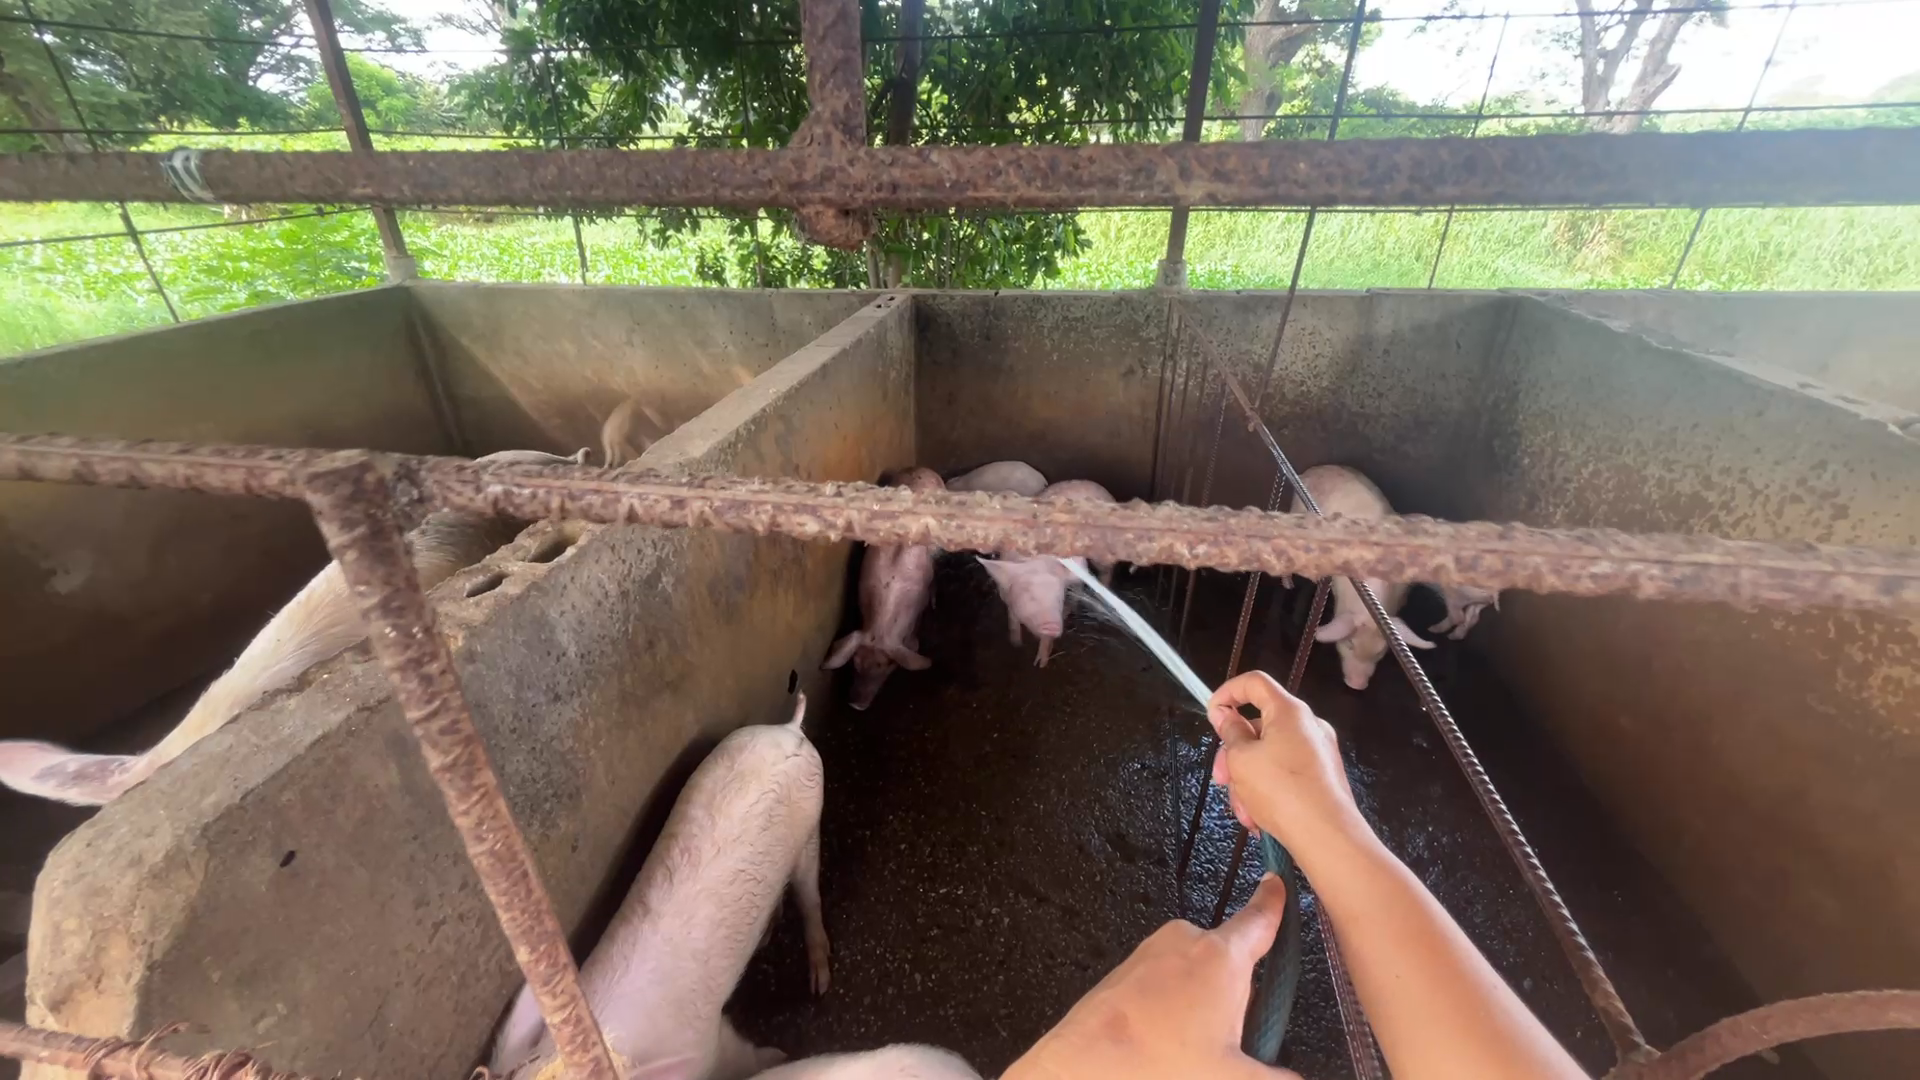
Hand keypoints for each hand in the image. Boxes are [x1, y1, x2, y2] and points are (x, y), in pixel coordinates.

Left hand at [1003, 876, 1299, 1079]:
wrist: (1088, 1062)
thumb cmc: (1163, 1062)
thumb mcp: (1236, 1078)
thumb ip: (1280, 1078)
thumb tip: (1296, 1078)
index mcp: (1220, 957)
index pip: (1257, 920)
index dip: (1272, 901)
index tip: (1275, 879)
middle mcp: (1186, 941)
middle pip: (1228, 961)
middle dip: (1236, 996)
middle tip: (1232, 1041)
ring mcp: (1153, 951)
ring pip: (1195, 976)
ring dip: (1202, 1006)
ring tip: (1192, 1049)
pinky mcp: (1129, 968)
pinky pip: (1166, 983)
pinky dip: (1173, 1008)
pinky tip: (1166, 1043)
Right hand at [1208, 671, 1365, 862]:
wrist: (1329, 839)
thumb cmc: (1280, 790)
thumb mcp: (1241, 759)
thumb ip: (1229, 732)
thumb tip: (1224, 714)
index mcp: (1289, 712)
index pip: (1254, 683)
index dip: (1227, 692)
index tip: (1212, 715)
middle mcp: (1308, 726)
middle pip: (1258, 725)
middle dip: (1233, 753)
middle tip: (1221, 778)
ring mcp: (1318, 754)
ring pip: (1268, 755)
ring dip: (1247, 779)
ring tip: (1243, 810)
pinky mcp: (1322, 779)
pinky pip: (1285, 773)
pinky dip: (1267, 790)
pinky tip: (1259, 818)